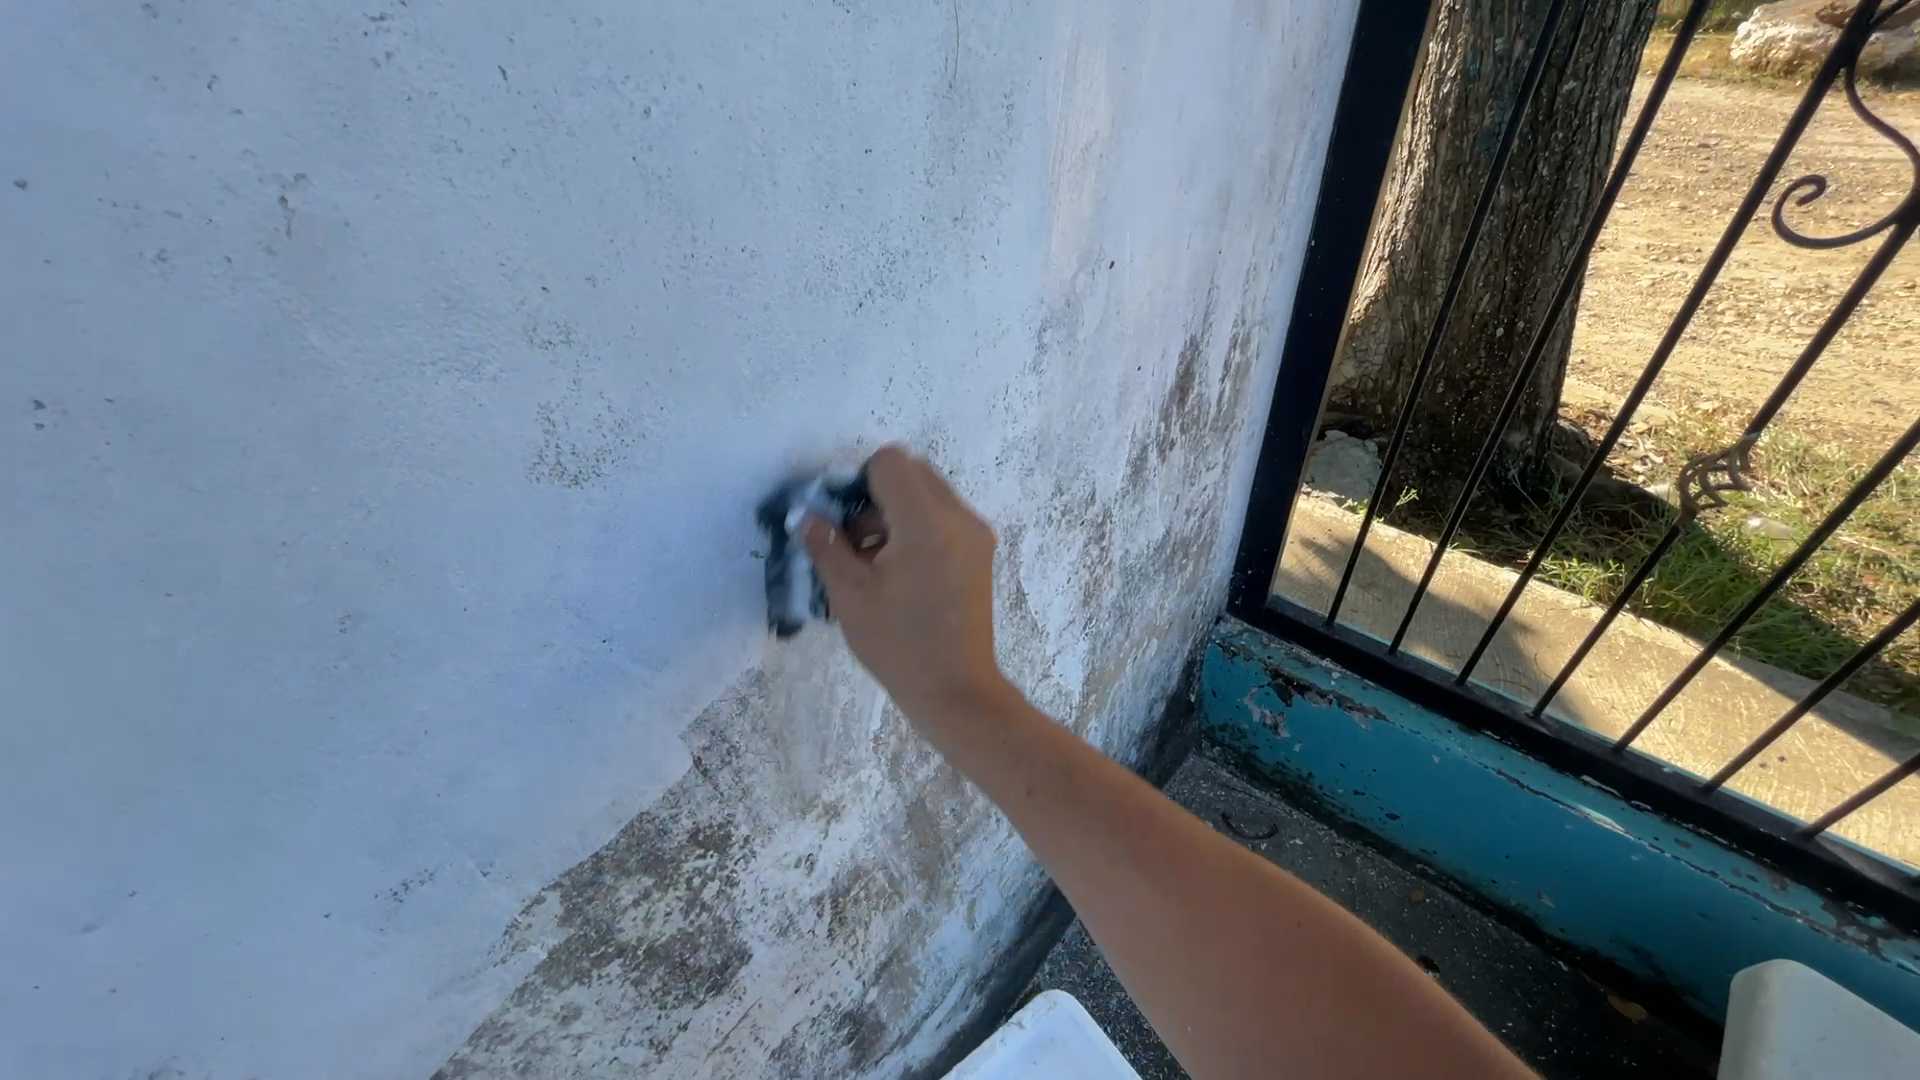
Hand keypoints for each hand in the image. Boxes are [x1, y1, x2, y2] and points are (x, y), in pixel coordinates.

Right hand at [803, 445, 1009, 722]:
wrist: (956, 690)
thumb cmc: (899, 645)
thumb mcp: (850, 596)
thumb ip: (826, 546)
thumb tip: (807, 516)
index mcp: (928, 522)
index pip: (891, 462)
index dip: (859, 483)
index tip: (846, 524)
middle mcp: (960, 517)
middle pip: (912, 473)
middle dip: (877, 497)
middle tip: (859, 545)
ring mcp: (976, 534)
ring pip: (928, 494)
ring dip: (897, 514)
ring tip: (878, 565)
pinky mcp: (981, 551)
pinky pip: (944, 517)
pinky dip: (918, 528)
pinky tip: (903, 573)